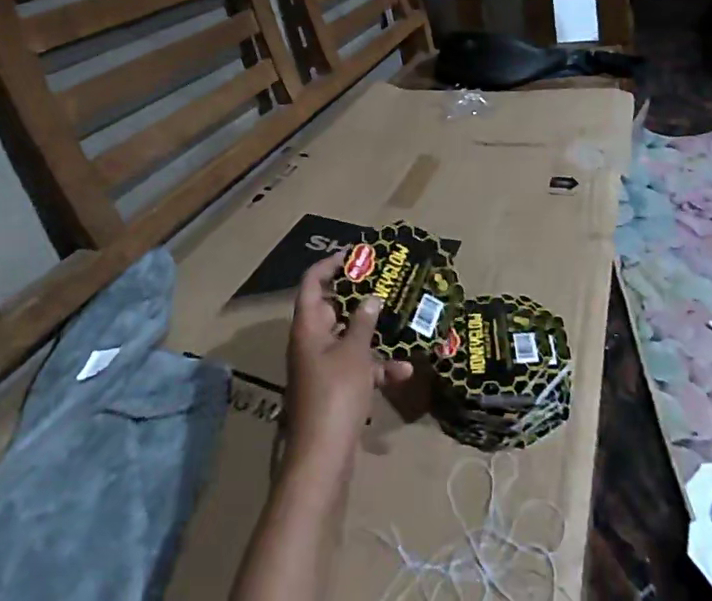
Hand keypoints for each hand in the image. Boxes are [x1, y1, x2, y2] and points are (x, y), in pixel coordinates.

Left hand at [285, 255, 414, 459]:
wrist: (322, 456)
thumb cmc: (336, 394)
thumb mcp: (354, 354)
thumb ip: (363, 323)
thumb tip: (371, 298)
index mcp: (308, 325)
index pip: (312, 282)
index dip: (331, 264)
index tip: (357, 255)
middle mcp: (310, 341)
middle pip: (332, 308)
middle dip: (359, 298)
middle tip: (386, 284)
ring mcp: (321, 365)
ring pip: (348, 339)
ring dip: (374, 335)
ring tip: (403, 324)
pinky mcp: (333, 388)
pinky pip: (355, 367)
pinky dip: (376, 367)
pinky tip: (403, 372)